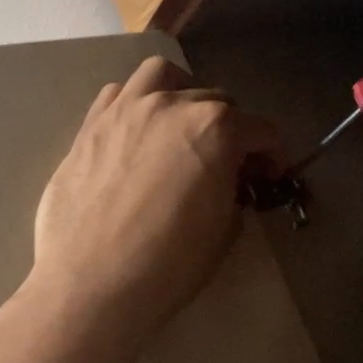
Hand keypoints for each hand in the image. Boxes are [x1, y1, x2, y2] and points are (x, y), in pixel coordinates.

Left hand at [29, 55, 279, 336]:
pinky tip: (138, 135)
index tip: (269, 179)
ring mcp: (125, 109)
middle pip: (217, 103)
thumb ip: (235, 193)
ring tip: (181, 128)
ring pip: (164, 77)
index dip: (273, 157)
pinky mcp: (89, 125)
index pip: (262, 130)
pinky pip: (119, 95)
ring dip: (183, 95)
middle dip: (231, 132)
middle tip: (227, 168)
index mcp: (217, 129)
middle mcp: (173, 105)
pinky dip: (137, 105)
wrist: (92, 285)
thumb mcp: (225, 232)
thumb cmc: (169, 265)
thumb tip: (229, 184)